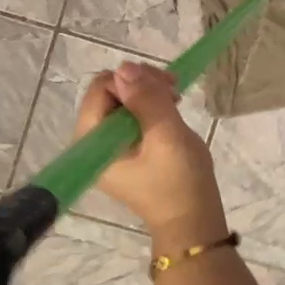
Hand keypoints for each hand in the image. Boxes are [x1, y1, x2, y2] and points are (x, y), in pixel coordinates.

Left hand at [75, 61, 226, 242]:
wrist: (192, 217)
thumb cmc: (178, 180)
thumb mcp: (166, 136)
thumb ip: (146, 101)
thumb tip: (125, 67)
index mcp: (92, 143)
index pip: (100, 90)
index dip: (134, 81)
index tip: (168, 87)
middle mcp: (91, 142)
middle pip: (109, 92)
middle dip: (142, 85)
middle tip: (175, 92)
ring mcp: (107, 145)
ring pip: (121, 100)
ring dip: (149, 93)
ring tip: (176, 100)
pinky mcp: (124, 147)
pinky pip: (130, 114)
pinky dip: (150, 106)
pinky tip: (170, 110)